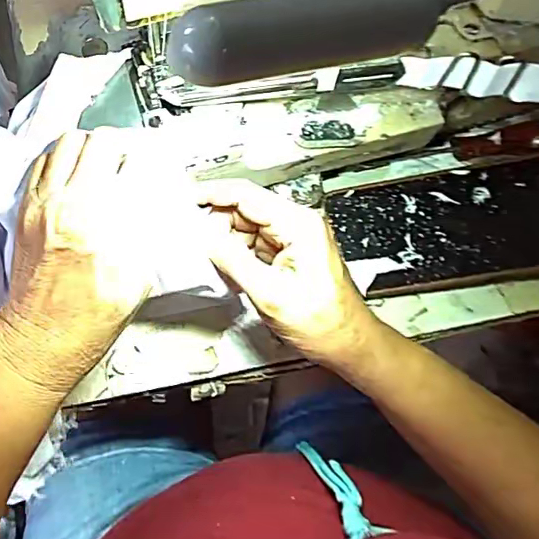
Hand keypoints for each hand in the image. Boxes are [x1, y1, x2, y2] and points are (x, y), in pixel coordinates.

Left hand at [0, 130, 153, 404]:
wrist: (37, 340)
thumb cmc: (83, 323)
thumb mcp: (136, 282)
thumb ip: (149, 233)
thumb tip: (156, 200)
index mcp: (102, 227)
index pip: (136, 166)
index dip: (153, 162)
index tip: (158, 165)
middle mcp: (68, 207)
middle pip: (101, 141)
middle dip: (123, 146)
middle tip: (130, 158)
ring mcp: (43, 204)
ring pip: (69, 142)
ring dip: (91, 145)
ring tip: (102, 161)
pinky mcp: (25, 208)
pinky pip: (42, 161)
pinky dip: (62, 158)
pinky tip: (73, 174)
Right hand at [197, 179, 396, 371]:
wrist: (349, 344)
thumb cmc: (325, 324)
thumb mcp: (269, 293)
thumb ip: (233, 261)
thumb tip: (206, 238)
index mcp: (299, 225)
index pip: (246, 195)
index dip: (213, 195)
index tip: (189, 199)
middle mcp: (298, 224)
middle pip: (244, 208)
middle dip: (218, 223)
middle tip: (197, 241)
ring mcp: (294, 237)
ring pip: (246, 225)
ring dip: (227, 240)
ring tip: (216, 261)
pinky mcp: (289, 251)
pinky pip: (254, 241)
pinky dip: (238, 252)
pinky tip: (231, 269)